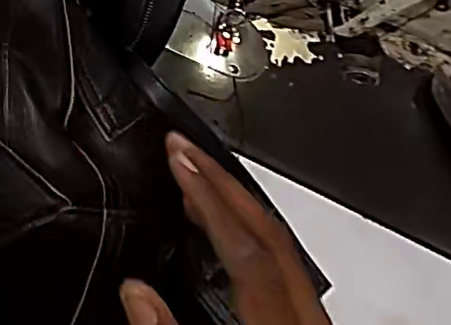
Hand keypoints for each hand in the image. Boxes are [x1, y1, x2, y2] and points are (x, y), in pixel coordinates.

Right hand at [119, 134, 331, 324]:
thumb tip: (135, 291)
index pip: (246, 251)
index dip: (208, 196)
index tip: (177, 154)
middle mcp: (306, 322)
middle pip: (271, 234)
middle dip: (221, 181)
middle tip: (181, 144)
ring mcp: (315, 323)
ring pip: (283, 244)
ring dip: (235, 200)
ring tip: (194, 172)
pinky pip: (286, 262)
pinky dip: (250, 230)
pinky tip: (222, 226)